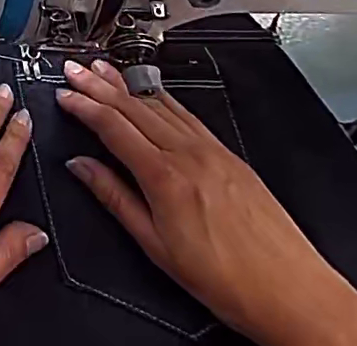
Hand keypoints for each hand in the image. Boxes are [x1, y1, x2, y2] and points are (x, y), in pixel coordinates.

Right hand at [57, 60, 356, 345]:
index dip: (84, 106)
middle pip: (132, 105)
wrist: (291, 289)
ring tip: (103, 68)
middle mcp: (187, 152)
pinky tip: (150, 91)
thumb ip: (115, 199)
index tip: (65, 94)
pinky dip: (160, 96)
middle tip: (75, 67)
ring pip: (158, 103)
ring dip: (126, 83)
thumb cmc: (229, 280)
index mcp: (165, 176)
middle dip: (98, 83)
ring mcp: (209, 147)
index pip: (113, 126)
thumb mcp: (157, 247)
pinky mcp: (226, 150)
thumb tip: (83, 170)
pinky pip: (185, 113)